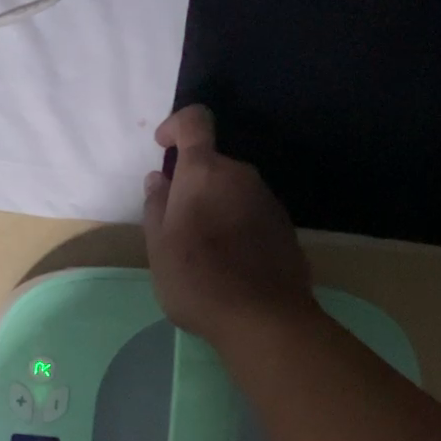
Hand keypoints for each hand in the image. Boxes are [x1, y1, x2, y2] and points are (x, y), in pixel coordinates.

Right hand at [143, 105, 313, 344]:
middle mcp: (241, 176)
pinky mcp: (284, 227)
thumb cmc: (197, 281)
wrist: (263, 318)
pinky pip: (250, 214)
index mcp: (204, 173)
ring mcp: (267, 200)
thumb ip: (156, 207)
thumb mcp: (159, 248)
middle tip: (174, 225)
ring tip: (201, 252)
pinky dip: (234, 226)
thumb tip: (159, 179)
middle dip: (191, 184)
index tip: (162, 147)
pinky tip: (228, 264)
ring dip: (214, 208)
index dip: (175, 126)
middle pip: (212, 164)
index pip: (194, 123)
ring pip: (232, 191)